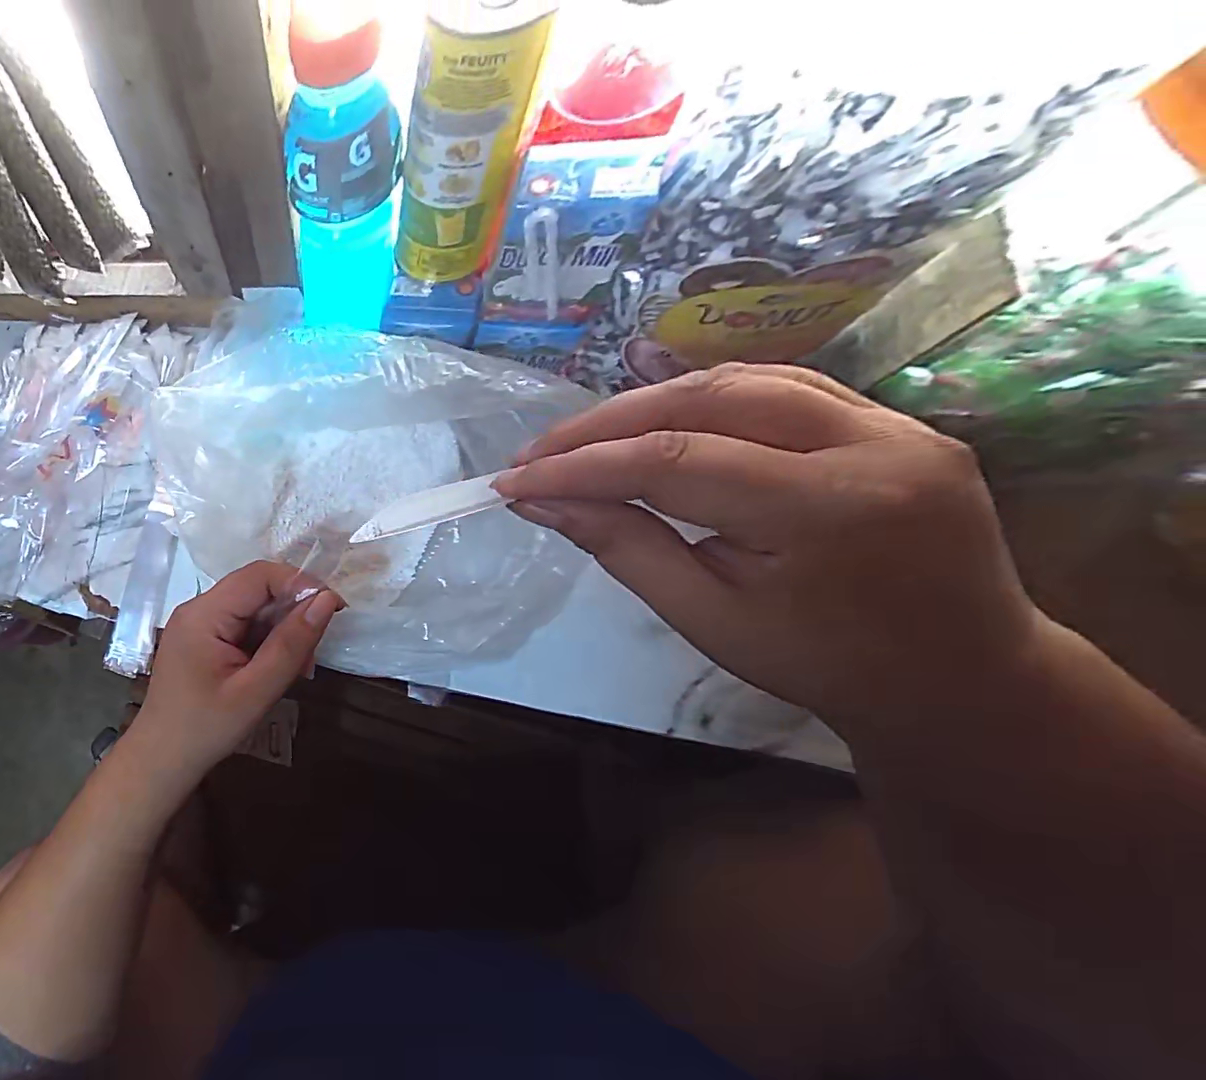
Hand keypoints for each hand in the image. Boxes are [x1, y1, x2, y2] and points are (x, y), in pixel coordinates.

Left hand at [126, 561, 342, 778]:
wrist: (161, 761)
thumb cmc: (206, 729)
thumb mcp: (256, 690)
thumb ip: (291, 644)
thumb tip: (326, 601)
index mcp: (203, 614)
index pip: (258, 575)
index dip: (300, 583)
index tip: (332, 610)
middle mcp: (197, 608)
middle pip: (256, 589)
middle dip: (292, 612)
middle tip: (312, 652)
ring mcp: (198, 623)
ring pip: (253, 608)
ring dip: (282, 630)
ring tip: (298, 667)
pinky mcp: (202, 638)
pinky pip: (242, 625)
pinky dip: (266, 641)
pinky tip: (276, 669)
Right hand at [493, 363, 1045, 730]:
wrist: (958, 675)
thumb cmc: (820, 662)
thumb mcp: (706, 616)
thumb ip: (622, 547)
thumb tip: (541, 502)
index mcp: (827, 511)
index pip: (672, 461)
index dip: (581, 466)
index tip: (514, 480)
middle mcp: (872, 445)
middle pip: (706, 399)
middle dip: (606, 423)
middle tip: (538, 454)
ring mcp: (895, 423)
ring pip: (741, 379)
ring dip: (649, 402)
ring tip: (585, 440)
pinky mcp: (893, 419)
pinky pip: (780, 386)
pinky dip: (703, 398)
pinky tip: (657, 421)